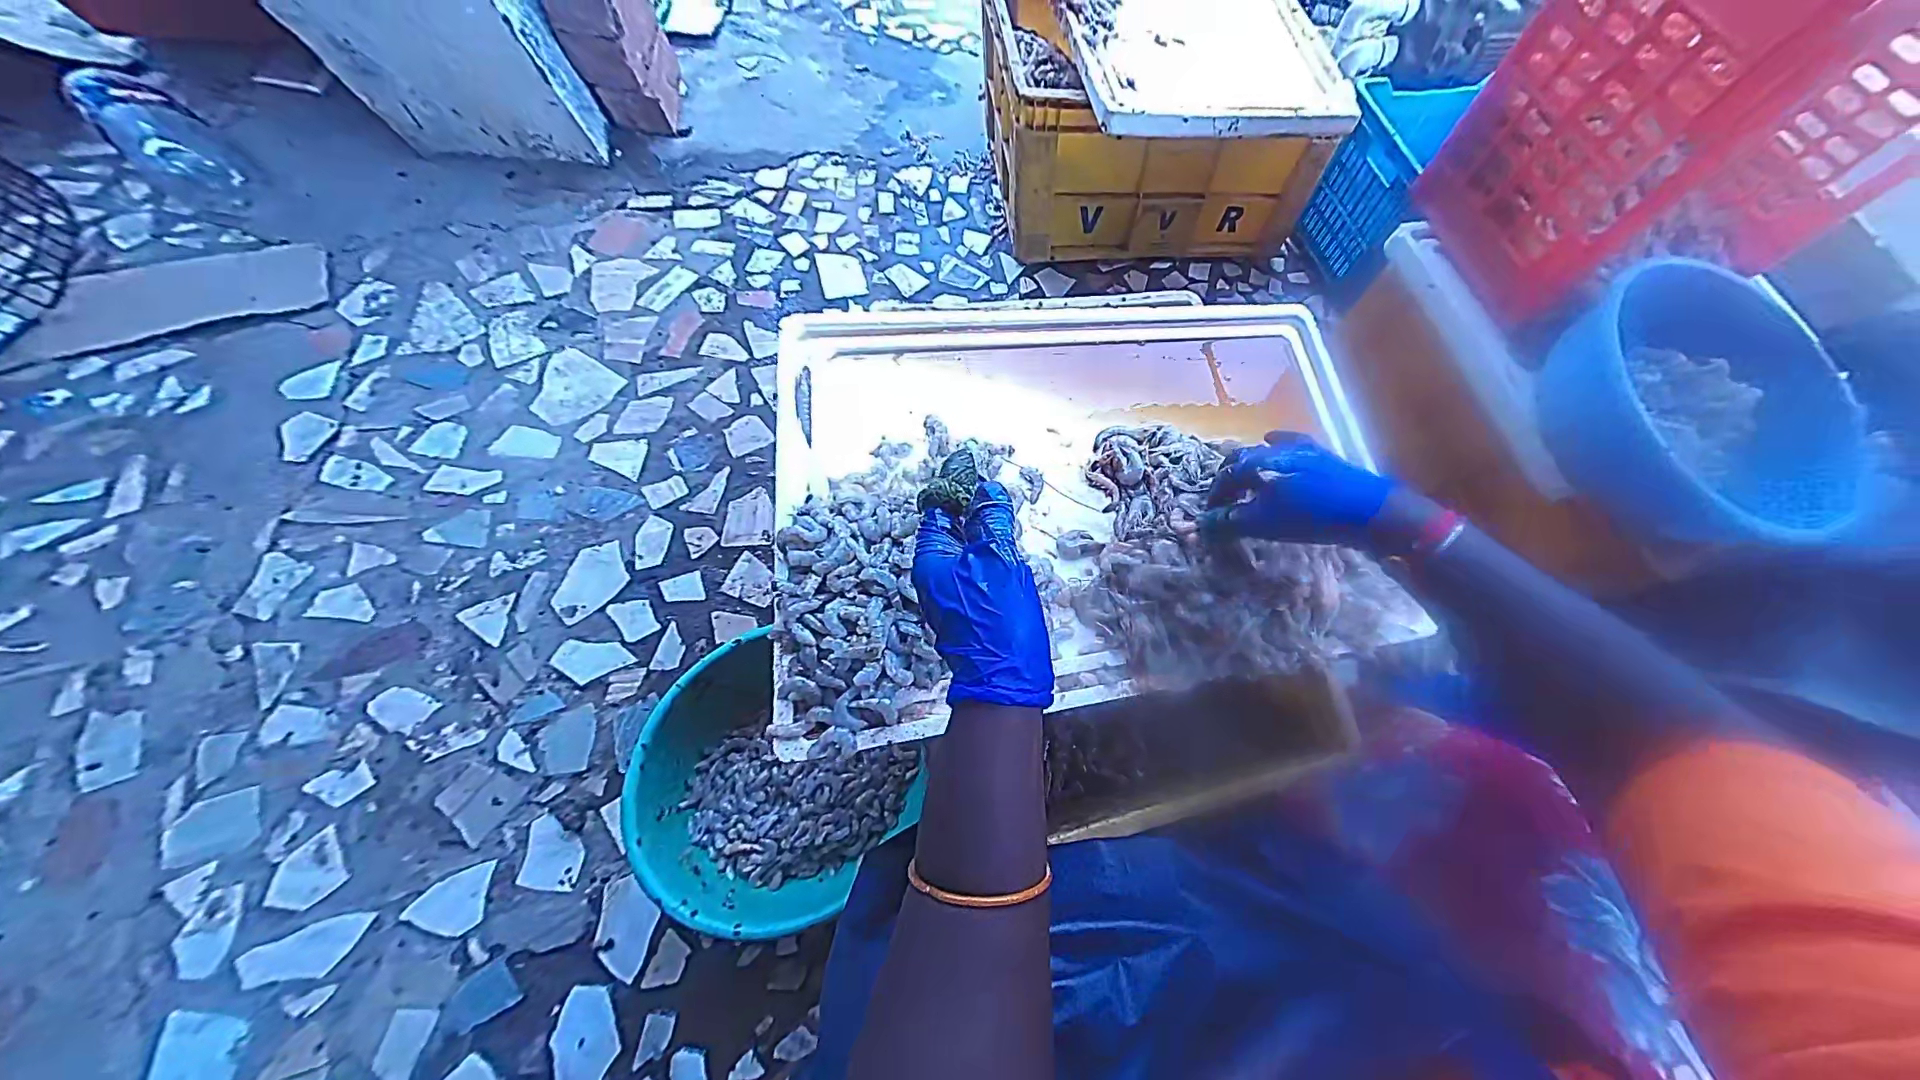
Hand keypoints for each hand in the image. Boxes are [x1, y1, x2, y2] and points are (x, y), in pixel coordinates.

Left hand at [913, 482, 1053, 708]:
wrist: (1008, 678)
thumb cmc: (997, 620)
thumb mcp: (995, 558)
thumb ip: (989, 520)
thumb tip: (986, 491)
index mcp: (930, 560)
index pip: (938, 511)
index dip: (957, 490)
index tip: (975, 471)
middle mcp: (936, 576)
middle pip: (954, 530)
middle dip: (976, 512)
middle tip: (998, 497)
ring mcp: (954, 593)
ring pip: (970, 550)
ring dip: (988, 535)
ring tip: (1007, 522)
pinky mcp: (973, 607)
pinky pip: (981, 571)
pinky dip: (995, 558)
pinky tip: (1011, 556)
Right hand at [1199, 431, 1393, 544]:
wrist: (1367, 510)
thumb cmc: (1309, 517)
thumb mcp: (1263, 523)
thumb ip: (1231, 520)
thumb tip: (1205, 521)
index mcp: (1255, 462)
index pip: (1224, 476)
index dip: (1215, 495)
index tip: (1211, 513)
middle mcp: (1273, 447)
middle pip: (1239, 459)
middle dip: (1228, 478)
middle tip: (1226, 498)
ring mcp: (1298, 447)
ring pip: (1262, 452)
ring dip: (1249, 467)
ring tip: (1248, 484)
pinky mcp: (1319, 453)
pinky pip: (1287, 446)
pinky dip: (1274, 449)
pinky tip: (1274, 447)